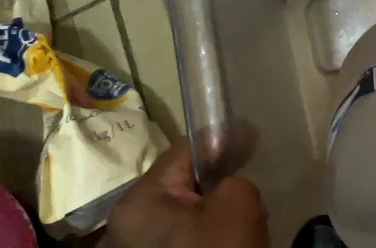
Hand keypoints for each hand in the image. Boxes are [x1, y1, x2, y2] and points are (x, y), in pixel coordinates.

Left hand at [102, 141, 267, 247]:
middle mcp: (121, 228)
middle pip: (178, 183)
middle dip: (214, 177)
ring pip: (177, 214)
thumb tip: (227, 167)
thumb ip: (230, 168)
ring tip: (238, 211)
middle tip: (246, 173)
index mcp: (136, 202)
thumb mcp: (237, 199)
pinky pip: (175, 238)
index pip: (185, 150)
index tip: (254, 138)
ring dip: (208, 208)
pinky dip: (201, 233)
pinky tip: (223, 238)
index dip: (223, 139)